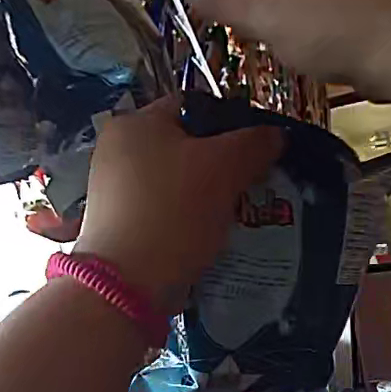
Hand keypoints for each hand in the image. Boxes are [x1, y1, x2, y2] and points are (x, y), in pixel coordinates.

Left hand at [74, 95, 282, 314]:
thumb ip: (254, 144)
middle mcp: (117, 149)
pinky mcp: (120, 226)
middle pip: (186, 147)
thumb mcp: (224, 169)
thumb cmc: (175, 213)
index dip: (232, 124)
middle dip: (221, 167)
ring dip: (207, 198)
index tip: (257, 153)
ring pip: (177, 184)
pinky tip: (207, 239)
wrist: (129, 284)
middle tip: (250, 188)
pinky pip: (165, 213)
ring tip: (234, 217)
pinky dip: (187, 222)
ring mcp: (114, 191)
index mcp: (136, 122)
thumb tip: (276, 134)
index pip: (194, 106)